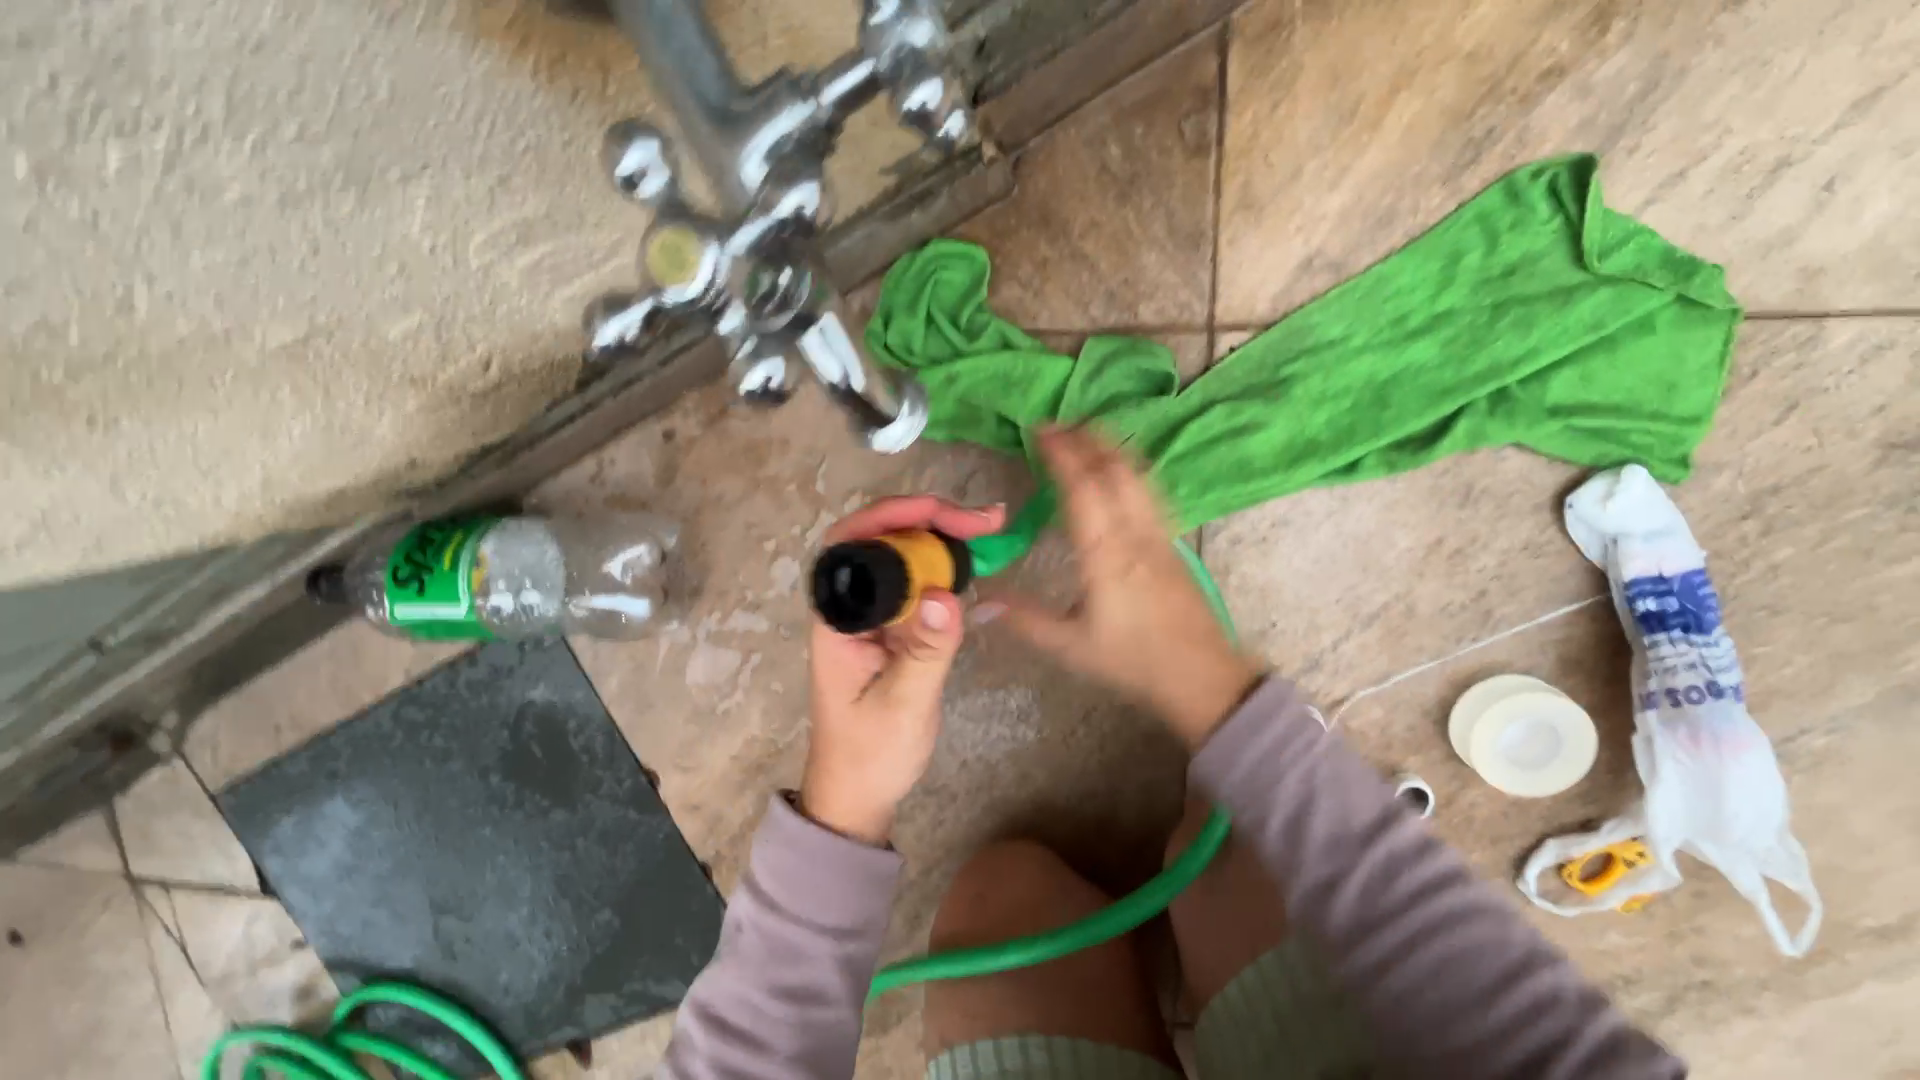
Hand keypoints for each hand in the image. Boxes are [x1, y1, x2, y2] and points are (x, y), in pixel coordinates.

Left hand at [802, 495, 1007, 844]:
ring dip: (941, 538)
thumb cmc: (869, 754)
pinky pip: (918, 585)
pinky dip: (947, 567)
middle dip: (929, 519)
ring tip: (988, 529)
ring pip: (903, 558)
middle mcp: (851, 607)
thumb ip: (925, 652)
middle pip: (881, 540)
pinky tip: (977, 562)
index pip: (852, 542)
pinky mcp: (895, 630)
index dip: (895, 517)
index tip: (944, 514)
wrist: (858, 795)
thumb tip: (947, 595)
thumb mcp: (901, 706)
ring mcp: (874, 617)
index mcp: (836, 618)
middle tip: (985, 521)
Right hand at [985, 427, 1262, 747]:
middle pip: (1115, 470)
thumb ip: (1026, 620)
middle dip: (1086, 439)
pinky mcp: (1175, 544)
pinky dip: (1132, 470)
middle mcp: (1136, 534)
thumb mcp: (1071, 646)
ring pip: (1139, 476)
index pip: (1082, 488)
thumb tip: (981, 601)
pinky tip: (1123, 473)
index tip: (1041, 429)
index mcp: (1106, 554)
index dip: (1061, 454)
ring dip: (1111, 448)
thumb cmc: (1135, 662)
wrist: (1204, 677)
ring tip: (1088, 433)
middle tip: (1058, 423)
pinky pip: (1152, 492)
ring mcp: (1161, 536)